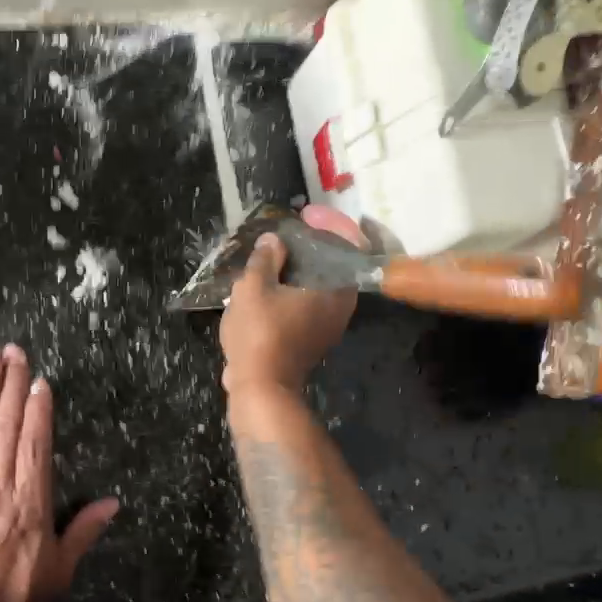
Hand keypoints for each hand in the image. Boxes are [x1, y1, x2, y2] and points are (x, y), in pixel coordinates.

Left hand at [0, 345, 119, 601]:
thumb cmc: (10, 594)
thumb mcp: (58, 570)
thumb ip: (83, 532)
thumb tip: (113, 503)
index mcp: (30, 500)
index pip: (36, 444)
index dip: (38, 410)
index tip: (39, 380)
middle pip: (7, 426)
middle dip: (11, 386)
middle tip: (13, 351)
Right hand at [219, 206, 363, 395]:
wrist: (260, 388)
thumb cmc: (260, 334)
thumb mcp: (252, 288)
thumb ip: (264, 260)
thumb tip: (272, 242)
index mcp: (337, 287)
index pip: (348, 241)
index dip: (328, 221)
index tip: (303, 213)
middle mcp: (341, 304)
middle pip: (336, 262)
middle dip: (314, 243)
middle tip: (288, 232)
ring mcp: (328, 324)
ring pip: (321, 284)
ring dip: (300, 267)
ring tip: (273, 256)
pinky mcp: (312, 339)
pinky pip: (309, 302)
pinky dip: (294, 288)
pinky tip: (269, 284)